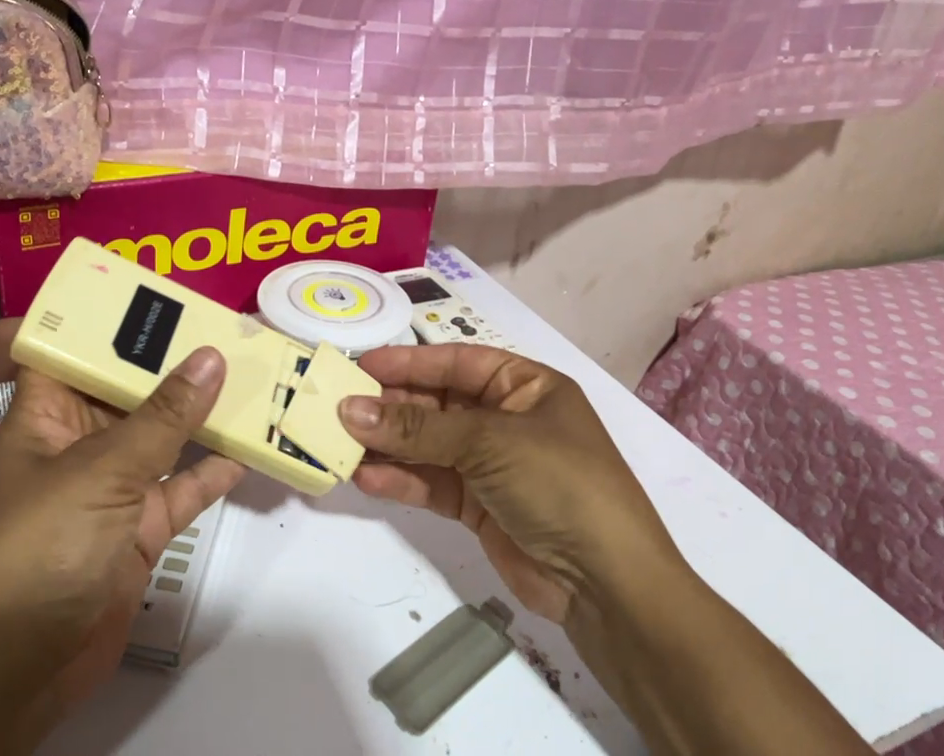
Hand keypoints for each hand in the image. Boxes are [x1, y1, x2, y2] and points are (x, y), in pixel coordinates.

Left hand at [0, 347, 244, 741]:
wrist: (20, 665)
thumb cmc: (41, 547)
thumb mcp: (101, 472)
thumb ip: (162, 418)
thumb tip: (213, 357)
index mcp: (47, 414)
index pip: (72, 351)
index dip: (107, 321)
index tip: (158, 296)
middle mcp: (79, 442)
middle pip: (128, 391)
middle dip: (174, 363)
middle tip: (231, 329)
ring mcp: (112, 488)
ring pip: (162, 438)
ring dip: (202, 414)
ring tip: (254, 377)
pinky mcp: (139, 531)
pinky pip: (181, 490)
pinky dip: (212, 473)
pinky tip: (250, 449)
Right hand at [338, 343, 683, 622]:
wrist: (606, 581)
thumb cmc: (558, 483)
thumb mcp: (489, 442)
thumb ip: (417, 427)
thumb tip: (349, 408)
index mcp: (525, 386)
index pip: (456, 363)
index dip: (408, 363)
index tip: (359, 366)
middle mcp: (507, 420)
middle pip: (436, 404)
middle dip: (390, 407)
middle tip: (337, 407)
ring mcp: (492, 465)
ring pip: (428, 445)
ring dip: (387, 445)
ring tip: (339, 444)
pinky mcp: (478, 507)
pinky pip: (431, 483)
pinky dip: (400, 480)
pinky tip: (366, 478)